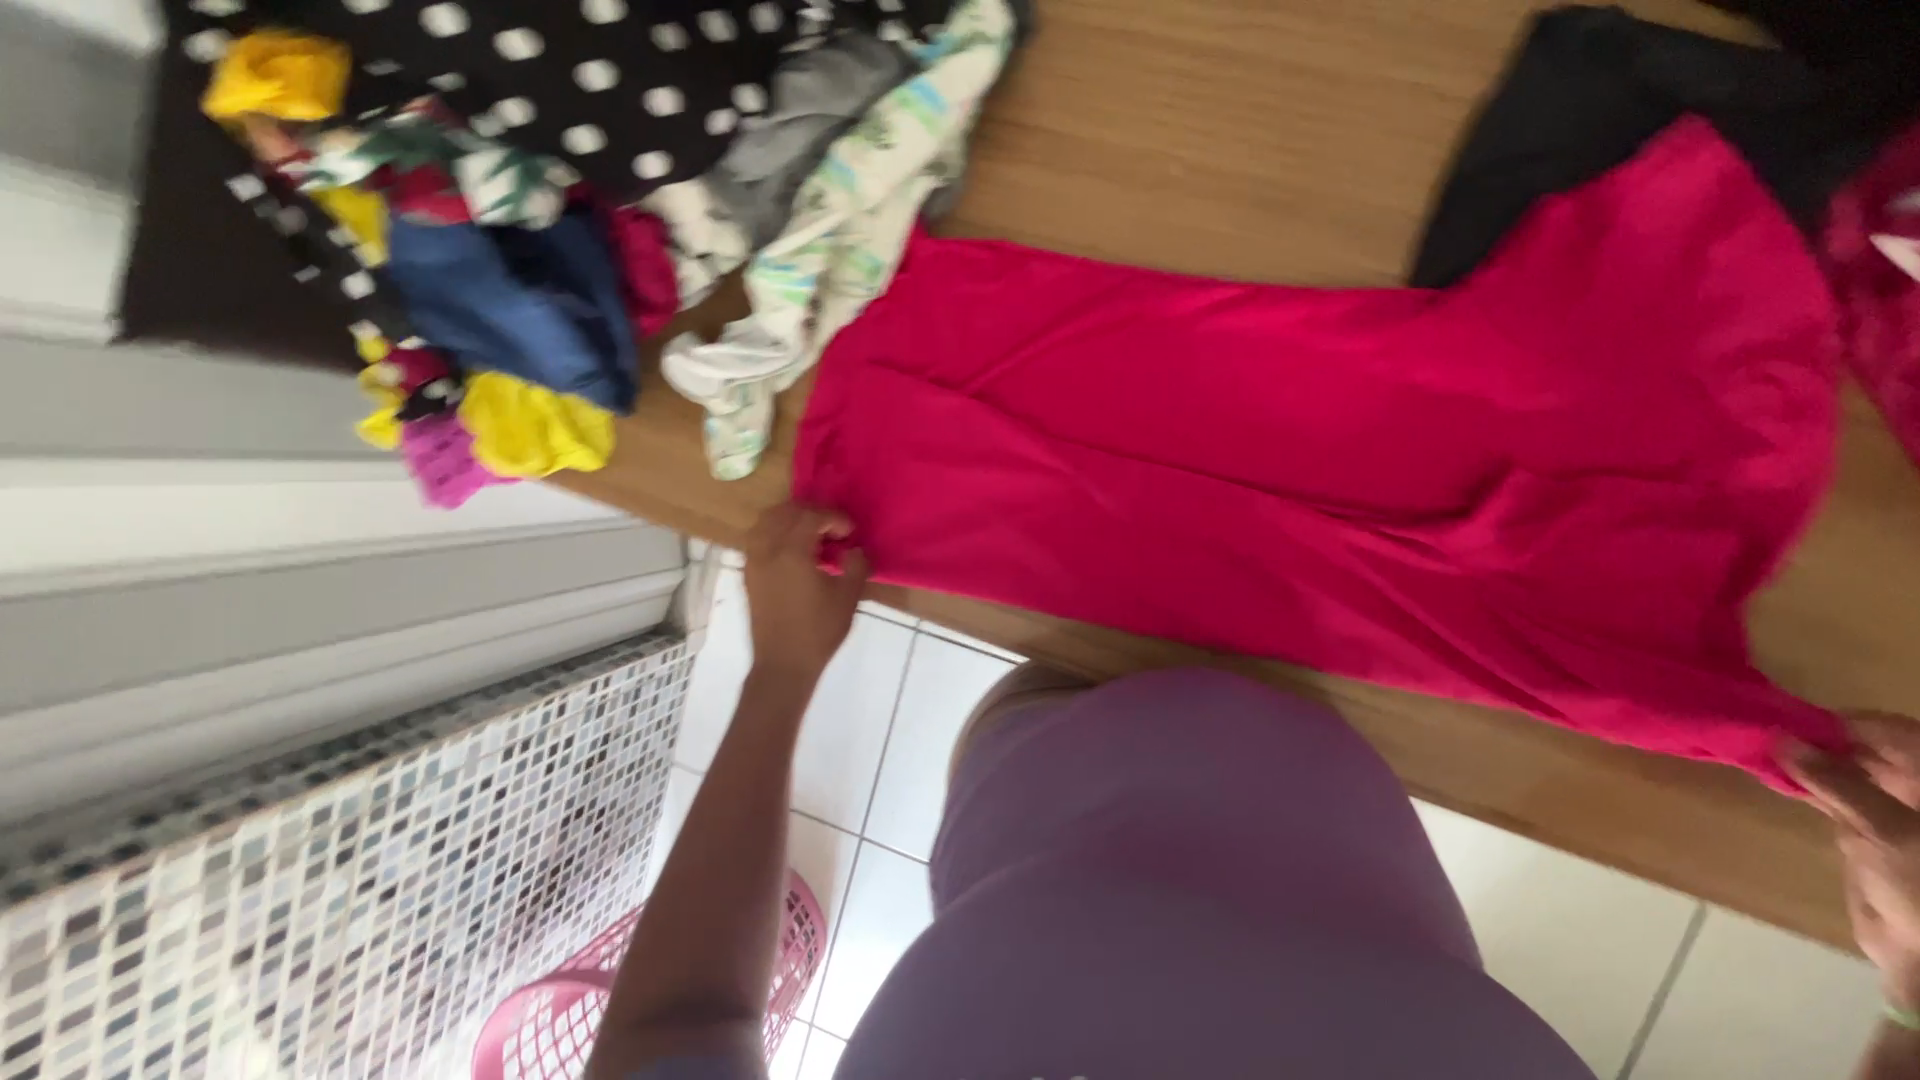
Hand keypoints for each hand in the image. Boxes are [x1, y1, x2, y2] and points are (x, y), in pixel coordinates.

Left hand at [740, 504, 870, 685]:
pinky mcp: (748, 575)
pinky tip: (794, 552)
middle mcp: (767, 550)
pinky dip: (776, 534)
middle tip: (832, 528)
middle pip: (785, 512)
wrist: (783, 665)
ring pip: (766, 522)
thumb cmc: (818, 632)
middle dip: (811, 512)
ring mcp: (753, 562)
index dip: (834, 518)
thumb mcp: (848, 598)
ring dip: (790, 520)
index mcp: (792, 552)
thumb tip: (854, 550)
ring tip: (812, 535)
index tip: (850, 532)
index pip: (812, 517)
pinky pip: (758, 539)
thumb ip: (856, 565)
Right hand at [1782, 711, 1919, 1011]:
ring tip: (1761, 750)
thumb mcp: (1885, 830)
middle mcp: (1914, 791)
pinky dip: (1810, 786)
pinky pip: (1836, 797)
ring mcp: (1895, 811)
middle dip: (1819, 740)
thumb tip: (1780, 738)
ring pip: (1848, 771)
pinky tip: (1780, 779)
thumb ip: (1835, 781)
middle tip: (1763, 732)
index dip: (1839, 724)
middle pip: (1868, 750)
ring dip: (1809, 761)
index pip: (1889, 733)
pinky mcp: (1870, 832)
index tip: (1784, 719)